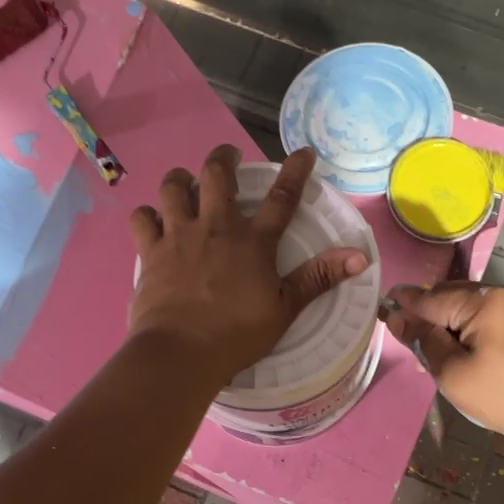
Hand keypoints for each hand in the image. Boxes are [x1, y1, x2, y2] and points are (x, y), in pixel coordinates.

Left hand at [129, 144, 368, 385]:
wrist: (181, 351)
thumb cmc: (238, 334)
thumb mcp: (285, 308)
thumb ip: (318, 278)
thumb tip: (360, 257)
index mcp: (253, 242)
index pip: (281, 198)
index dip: (295, 172)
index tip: (304, 152)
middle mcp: (215, 227)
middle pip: (217, 174)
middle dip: (224, 158)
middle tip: (228, 160)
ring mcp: (179, 236)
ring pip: (174, 187)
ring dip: (181, 179)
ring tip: (185, 182)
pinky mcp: (150, 252)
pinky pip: (142, 219)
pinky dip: (147, 215)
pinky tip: (153, 221)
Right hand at [384, 282, 503, 445]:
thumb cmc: (499, 397)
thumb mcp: (451, 372)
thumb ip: (422, 340)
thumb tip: (396, 317)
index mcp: (485, 301)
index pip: (432, 298)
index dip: (405, 305)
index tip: (381, 306)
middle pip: (451, 296)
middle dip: (427, 315)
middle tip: (407, 338)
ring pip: (468, 306)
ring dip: (447, 323)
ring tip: (432, 351)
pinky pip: (487, 316)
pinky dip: (468, 327)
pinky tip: (459, 350)